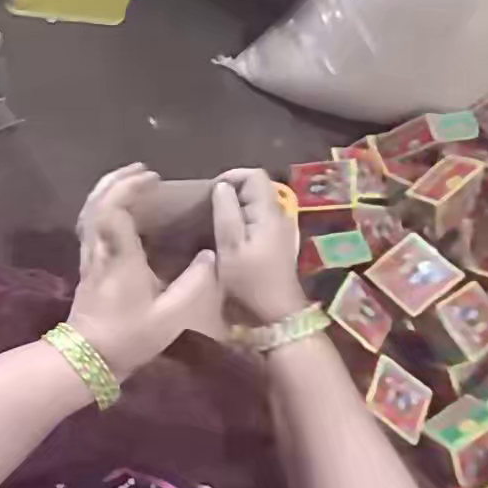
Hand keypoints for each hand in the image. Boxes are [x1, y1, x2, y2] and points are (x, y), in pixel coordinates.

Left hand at [68, 164, 221, 375]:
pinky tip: (117, 211)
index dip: (130, 188)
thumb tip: (209, 256)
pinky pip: (89, 226)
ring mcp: (88, 258)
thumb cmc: (128, 337)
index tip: (154, 179)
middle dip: (118, 181)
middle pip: (96, 204)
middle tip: (144, 171)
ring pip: (89, 213)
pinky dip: (102, 208)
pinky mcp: (85, 267)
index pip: (113, 210)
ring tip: (130, 182)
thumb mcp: (171, 317)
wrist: (87, 359)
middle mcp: (99, 251)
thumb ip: (194, 284)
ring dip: (107, 191)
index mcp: (119, 257)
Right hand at [212, 168, 306, 322]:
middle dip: (231, 191)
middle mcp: (279, 215)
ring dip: (235, 205)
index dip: (231, 176)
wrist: (275, 312)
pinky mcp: (277, 242)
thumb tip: (221, 186)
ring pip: (257, 203)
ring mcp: (280, 229)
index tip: (208, 193)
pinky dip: (242, 218)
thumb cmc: (249, 280)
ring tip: (213, 220)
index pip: (254, 175)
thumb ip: (225, 212)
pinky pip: (258, 218)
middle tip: (207, 208)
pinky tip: (228, 235)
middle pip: (256, 187)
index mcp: (268, 212)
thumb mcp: (230, 246)